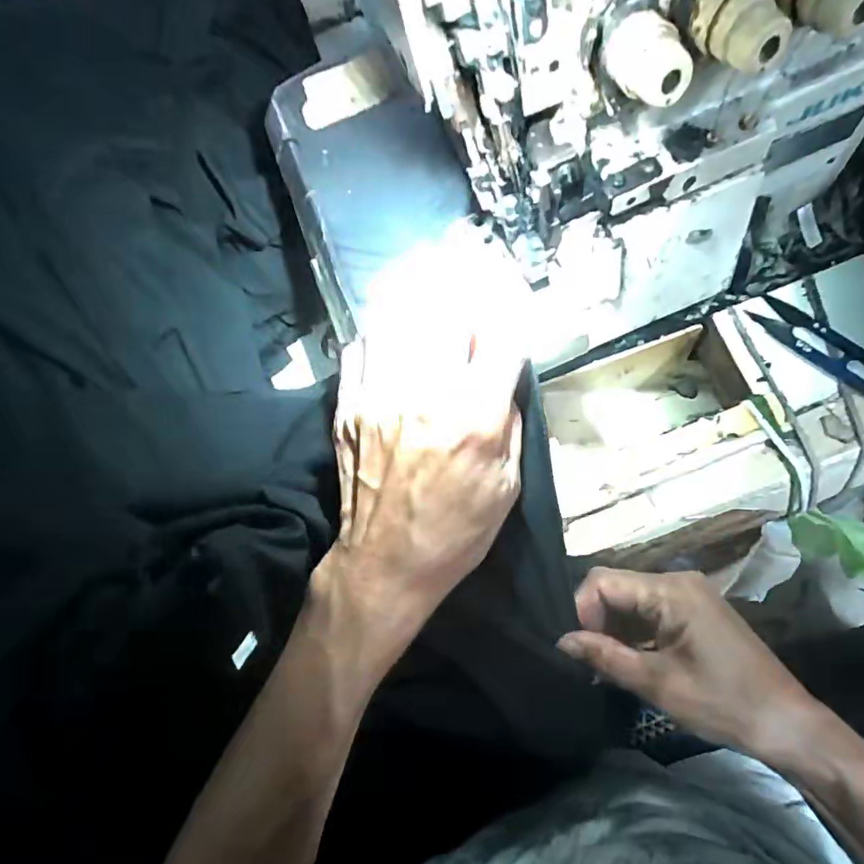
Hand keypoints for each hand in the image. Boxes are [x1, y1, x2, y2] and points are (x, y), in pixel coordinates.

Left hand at [316, 326, 524, 672]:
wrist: (385, 563)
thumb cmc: (456, 532)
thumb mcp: (508, 485)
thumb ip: (511, 423)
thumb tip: (506, 380)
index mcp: (473, 416)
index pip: (500, 334)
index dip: (514, 312)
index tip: (515, 309)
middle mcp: (425, 393)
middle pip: (447, 310)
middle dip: (467, 300)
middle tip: (473, 305)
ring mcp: (379, 394)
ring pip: (398, 317)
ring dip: (423, 307)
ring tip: (435, 310)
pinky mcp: (348, 405)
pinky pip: (362, 345)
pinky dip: (383, 333)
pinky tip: (396, 341)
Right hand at [556, 568, 834, 765]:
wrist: (787, 723)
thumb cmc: (722, 702)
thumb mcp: (656, 683)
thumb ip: (604, 656)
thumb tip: (561, 641)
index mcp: (671, 590)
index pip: (602, 580)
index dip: (581, 610)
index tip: (582, 649)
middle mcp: (679, 581)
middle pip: (616, 587)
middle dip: (596, 621)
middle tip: (591, 663)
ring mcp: (690, 595)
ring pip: (631, 600)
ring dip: (614, 630)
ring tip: (608, 667)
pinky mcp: (696, 611)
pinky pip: (651, 611)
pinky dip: (635, 633)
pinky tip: (631, 661)